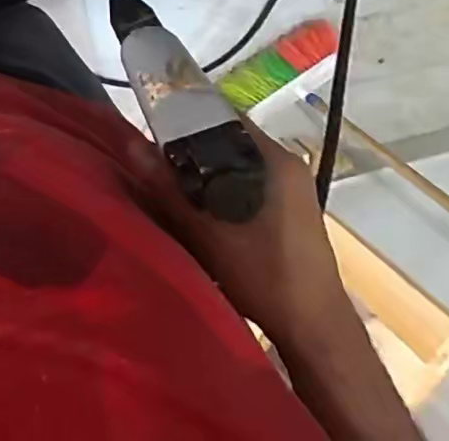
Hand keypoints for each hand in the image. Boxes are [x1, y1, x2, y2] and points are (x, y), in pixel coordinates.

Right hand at [143, 118, 351, 339]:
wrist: (315, 331)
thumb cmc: (265, 276)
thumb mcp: (207, 233)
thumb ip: (169, 188)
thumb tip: (133, 146)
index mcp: (275, 159)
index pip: (224, 116)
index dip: (187, 117)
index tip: (156, 126)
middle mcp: (287, 165)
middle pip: (228, 140)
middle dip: (193, 147)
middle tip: (158, 157)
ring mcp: (292, 188)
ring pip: (237, 162)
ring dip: (206, 169)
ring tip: (173, 180)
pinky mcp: (291, 209)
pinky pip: (248, 181)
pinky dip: (223, 186)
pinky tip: (202, 206)